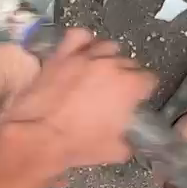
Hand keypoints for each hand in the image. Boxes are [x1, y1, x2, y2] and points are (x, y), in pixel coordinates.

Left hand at [0, 27, 156, 172]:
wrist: (37, 135)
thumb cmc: (78, 144)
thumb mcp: (114, 151)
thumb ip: (127, 140)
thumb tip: (127, 139)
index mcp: (129, 85)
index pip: (149, 80)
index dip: (143, 91)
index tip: (136, 100)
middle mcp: (110, 64)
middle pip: (128, 62)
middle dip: (126, 75)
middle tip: (115, 91)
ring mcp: (84, 56)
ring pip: (106, 46)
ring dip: (107, 57)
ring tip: (99, 70)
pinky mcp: (60, 55)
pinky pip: (77, 36)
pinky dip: (82, 41)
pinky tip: (80, 52)